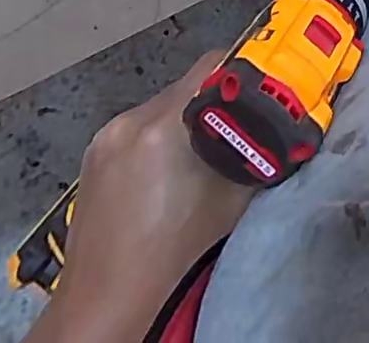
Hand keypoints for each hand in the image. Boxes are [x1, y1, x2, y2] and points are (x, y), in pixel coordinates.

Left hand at [26, 51, 255, 342]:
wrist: (105, 305)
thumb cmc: (170, 260)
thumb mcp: (231, 201)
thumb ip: (253, 153)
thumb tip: (275, 127)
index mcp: (164, 126)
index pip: (211, 64)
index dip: (239, 69)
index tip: (256, 84)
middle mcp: (130, 121)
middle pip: (186, 87)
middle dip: (212, 103)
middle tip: (234, 129)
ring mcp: (106, 136)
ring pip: (161, 107)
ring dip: (183, 122)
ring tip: (198, 160)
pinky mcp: (94, 153)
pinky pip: (137, 129)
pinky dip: (157, 140)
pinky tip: (165, 176)